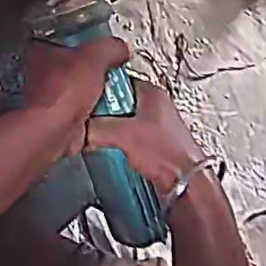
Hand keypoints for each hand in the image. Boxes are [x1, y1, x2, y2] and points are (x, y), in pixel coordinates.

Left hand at [22, 36, 130, 125]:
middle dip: (99, 72)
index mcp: (43, 52)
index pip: (69, 39)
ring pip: (84, 92)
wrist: (54, 131)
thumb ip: (110, 47)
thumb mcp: (94, 56)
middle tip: (115, 73)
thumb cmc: (62, 91)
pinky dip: (99, 114)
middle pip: (79, 67)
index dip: (89, 42)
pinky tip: (110, 113)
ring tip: (116, 94)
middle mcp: (44, 75)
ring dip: (101, 95)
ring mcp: (52, 99)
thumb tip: (120, 48)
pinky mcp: (62, 120)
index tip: (107, 47)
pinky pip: (87, 113)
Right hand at [86, 79, 203, 198]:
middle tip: (91, 122)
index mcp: (151, 93)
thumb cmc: (169, 156)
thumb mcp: (122, 134)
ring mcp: (155, 125)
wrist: (185, 185)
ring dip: (110, 130)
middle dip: (103, 113)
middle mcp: (155, 106)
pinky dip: (119, 143)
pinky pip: (128, 138)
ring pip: (122, 121)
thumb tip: (80, 128)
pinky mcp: (153, 144)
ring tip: (101, 138)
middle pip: (118, 102)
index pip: (118, 80)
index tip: (86, 98)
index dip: (99, 88)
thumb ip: (96, 128)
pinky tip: (114, 152)